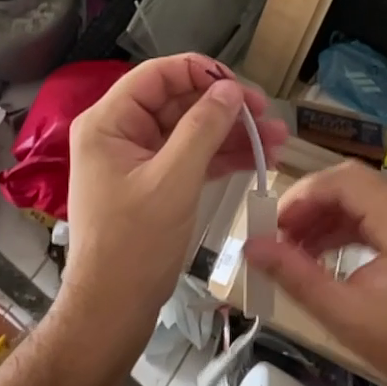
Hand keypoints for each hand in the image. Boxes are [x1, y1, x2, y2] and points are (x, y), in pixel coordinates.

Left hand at [63, 53, 287, 329]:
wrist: (111, 313)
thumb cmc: (133, 245)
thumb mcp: (173, 182)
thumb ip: (202, 129)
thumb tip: (230, 89)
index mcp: (109, 122)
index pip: (157, 75)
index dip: (201, 72)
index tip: (242, 87)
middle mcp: (119, 132)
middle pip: (178, 101)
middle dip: (225, 108)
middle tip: (268, 116)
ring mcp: (136, 159)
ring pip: (190, 130)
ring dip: (231, 134)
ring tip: (277, 141)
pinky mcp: (153, 183)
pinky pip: (190, 157)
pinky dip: (221, 157)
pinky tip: (258, 160)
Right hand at [245, 161, 386, 385]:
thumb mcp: (343, 313)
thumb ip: (295, 275)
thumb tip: (250, 247)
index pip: (343, 181)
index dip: (302, 195)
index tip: (272, 223)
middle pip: (350, 183)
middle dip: (310, 205)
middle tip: (277, 234)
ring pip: (359, 195)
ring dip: (324, 215)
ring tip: (291, 245)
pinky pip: (373, 210)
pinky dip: (344, 224)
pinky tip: (318, 249)